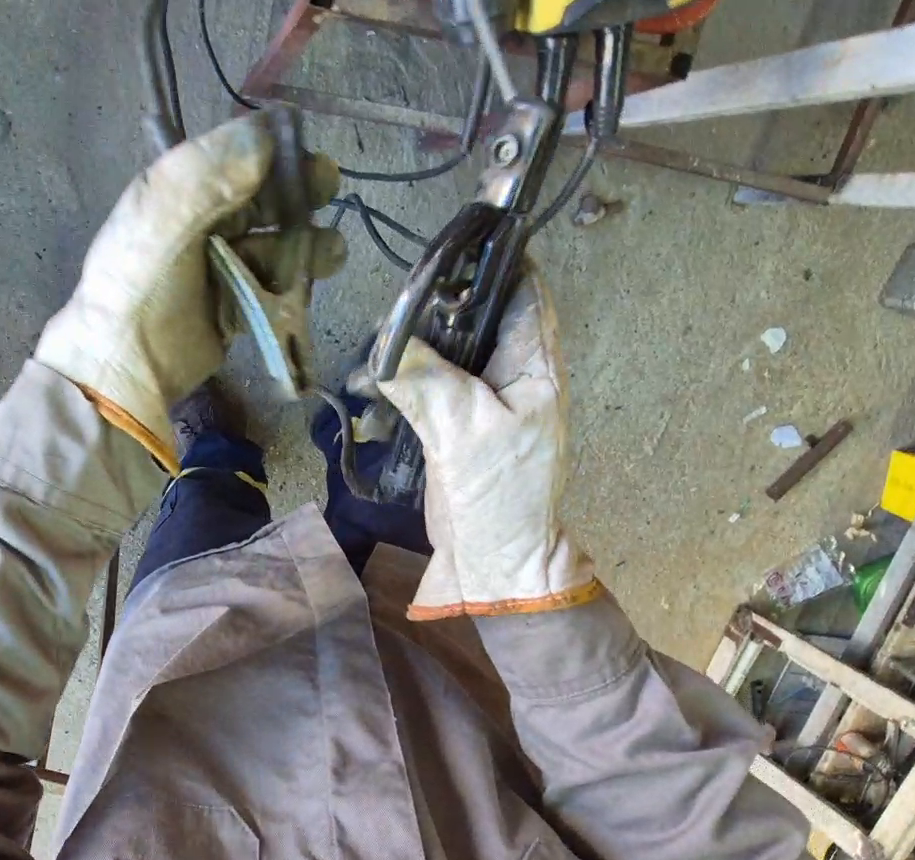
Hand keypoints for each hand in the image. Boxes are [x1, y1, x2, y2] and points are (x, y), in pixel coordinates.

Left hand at [34, 112, 343, 472]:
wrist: (127, 366)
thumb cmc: (141, 287)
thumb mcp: (165, 218)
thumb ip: (210, 174)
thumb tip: (268, 133)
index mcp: (177, 191)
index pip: (232, 154)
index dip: (271, 148)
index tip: (306, 150)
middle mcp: (199, 224)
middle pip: (259, 198)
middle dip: (296, 192)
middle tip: (329, 188)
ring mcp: (218, 268)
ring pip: (272, 243)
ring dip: (303, 242)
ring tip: (332, 251)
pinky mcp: (233, 308)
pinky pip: (269, 286)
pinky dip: (291, 283)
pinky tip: (309, 284)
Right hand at [377, 270, 600, 619]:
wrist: (494, 560)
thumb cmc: (499, 497)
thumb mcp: (465, 434)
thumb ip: (428, 382)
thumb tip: (385, 344)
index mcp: (535, 368)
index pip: (522, 292)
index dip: (491, 262)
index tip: (448, 244)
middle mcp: (513, 375)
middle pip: (479, 316)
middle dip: (440, 302)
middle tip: (396, 297)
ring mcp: (484, 400)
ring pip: (451, 350)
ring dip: (418, 340)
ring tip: (379, 336)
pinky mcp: (457, 424)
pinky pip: (433, 383)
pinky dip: (407, 375)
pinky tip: (378, 375)